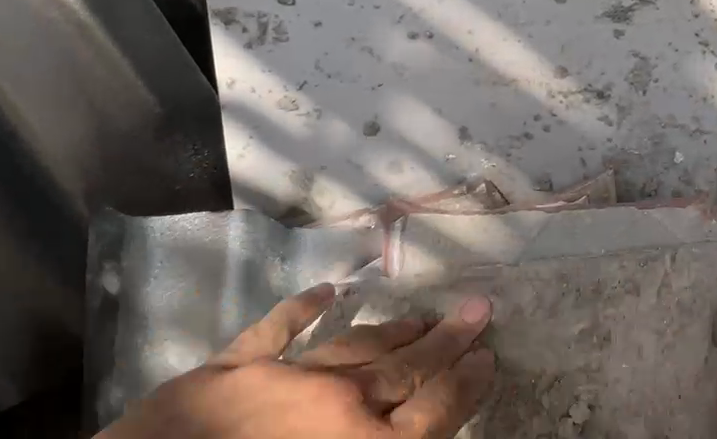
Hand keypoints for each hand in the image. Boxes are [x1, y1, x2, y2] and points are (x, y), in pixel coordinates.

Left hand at [101, 283, 496, 438]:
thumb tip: (411, 434)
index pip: (441, 406)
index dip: (470, 380)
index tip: (489, 357)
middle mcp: (343, 405)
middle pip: (410, 366)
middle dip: (449, 339)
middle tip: (478, 309)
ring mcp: (286, 381)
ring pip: (357, 345)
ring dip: (394, 330)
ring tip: (419, 316)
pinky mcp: (227, 373)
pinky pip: (271, 332)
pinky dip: (299, 309)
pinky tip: (323, 292)